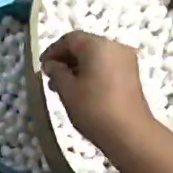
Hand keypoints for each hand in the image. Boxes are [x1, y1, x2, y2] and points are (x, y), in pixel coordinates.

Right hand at [38, 31, 155, 151]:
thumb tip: (51, 64)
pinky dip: (91, 73)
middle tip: (50, 79)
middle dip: (66, 60)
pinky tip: (81, 90)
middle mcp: (115, 46)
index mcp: (98, 45)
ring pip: (96, 57)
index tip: (42, 67)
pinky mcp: (130, 74)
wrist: (128, 132)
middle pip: (85, 46)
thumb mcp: (68, 91)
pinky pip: (106, 66)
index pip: (70, 39)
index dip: (53, 51)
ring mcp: (126, 60)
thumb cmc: (93, 109)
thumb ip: (56, 72)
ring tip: (63, 87)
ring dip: (77, 68)